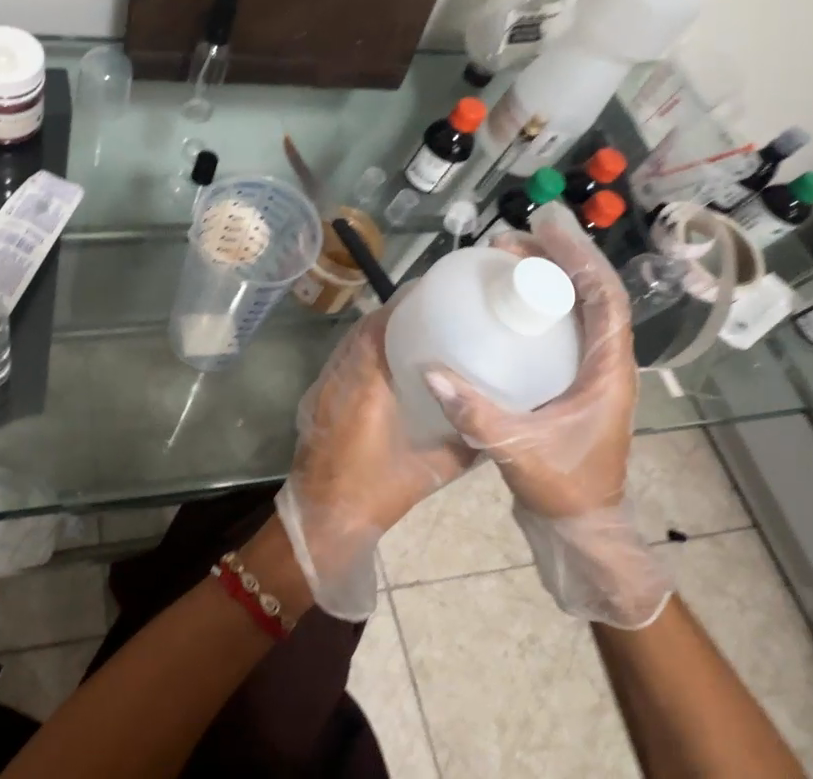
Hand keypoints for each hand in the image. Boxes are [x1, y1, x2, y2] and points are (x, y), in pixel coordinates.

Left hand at [275, 300, 475, 620]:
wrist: (321, 520)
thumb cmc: (375, 494)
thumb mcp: (431, 470)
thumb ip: (465, 442)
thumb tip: (494, 418)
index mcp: (367, 385)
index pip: (381, 326)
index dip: (406, 304)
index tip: (437, 293)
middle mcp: (341, 376)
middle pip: (366, 327)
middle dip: (398, 312)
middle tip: (437, 307)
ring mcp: (324, 386)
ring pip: (352, 342)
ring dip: (381, 329)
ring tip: (420, 325)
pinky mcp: (318, 398)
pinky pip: (345, 360)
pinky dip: (367, 350)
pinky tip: (393, 359)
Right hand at [422, 202, 672, 628]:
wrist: (581, 525)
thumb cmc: (563, 486)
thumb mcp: (516, 448)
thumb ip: (474, 411)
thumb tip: (430, 369)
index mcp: (609, 371)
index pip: (604, 298)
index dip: (577, 258)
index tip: (542, 230)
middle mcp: (606, 363)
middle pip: (590, 293)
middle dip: (555, 259)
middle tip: (506, 242)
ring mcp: (592, 371)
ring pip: (577, 308)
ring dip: (548, 278)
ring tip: (505, 260)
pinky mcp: (574, 382)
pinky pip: (561, 329)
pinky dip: (538, 306)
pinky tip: (506, 305)